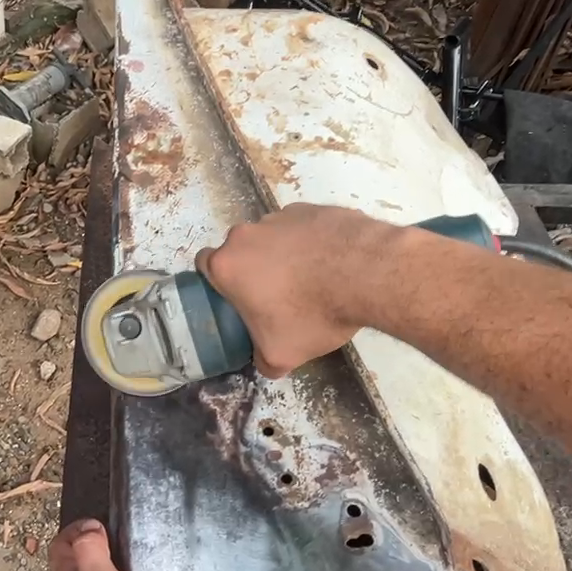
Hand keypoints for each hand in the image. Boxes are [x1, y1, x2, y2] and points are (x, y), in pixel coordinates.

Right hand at [196, 204, 401, 377]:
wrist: (367, 274)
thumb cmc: (312, 314)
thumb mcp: (282, 354)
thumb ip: (263, 361)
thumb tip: (264, 362)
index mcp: (227, 265)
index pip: (204, 264)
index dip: (218, 280)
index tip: (238, 296)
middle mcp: (246, 235)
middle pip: (240, 249)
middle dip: (254, 267)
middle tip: (278, 294)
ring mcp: (280, 217)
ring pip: (272, 236)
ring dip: (283, 253)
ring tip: (313, 278)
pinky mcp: (312, 208)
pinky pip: (303, 226)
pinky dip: (311, 240)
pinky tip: (333, 262)